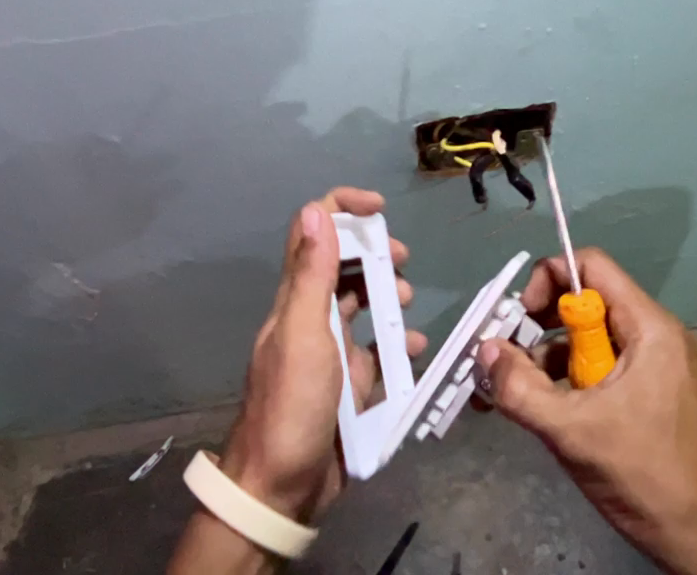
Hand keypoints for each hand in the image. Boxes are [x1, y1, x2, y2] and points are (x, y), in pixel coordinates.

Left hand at [216, 187, 426, 521]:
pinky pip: (379, 352)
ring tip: (407, 305)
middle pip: (343, 264)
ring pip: (364, 303)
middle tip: (402, 261)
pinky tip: (416, 351)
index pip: (313, 232)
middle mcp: (312, 316)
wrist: (280, 487)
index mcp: (297, 298)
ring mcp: (331, 350)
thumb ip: (311, 275)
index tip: (380, 208)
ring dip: (389, 293)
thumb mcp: (304, 335)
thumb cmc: (292, 405)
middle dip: (374, 252)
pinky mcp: (349, 383)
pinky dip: (399, 344)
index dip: (342, 209)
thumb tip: (316, 210)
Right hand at [478, 248, 696, 574]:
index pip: (591, 267)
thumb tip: (485, 350)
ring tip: (521, 394)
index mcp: (649, 328)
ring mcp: (661, 367)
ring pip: (593, 340)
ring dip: (552, 359)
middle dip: (541, 326)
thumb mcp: (572, 431)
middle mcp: (658, 336)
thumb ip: (521, 388)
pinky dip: (574, 381)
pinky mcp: (658, 395)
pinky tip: (549, 412)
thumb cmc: (646, 476)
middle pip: (588, 303)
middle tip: (510, 358)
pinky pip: (606, 368)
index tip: (520, 319)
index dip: (549, 281)